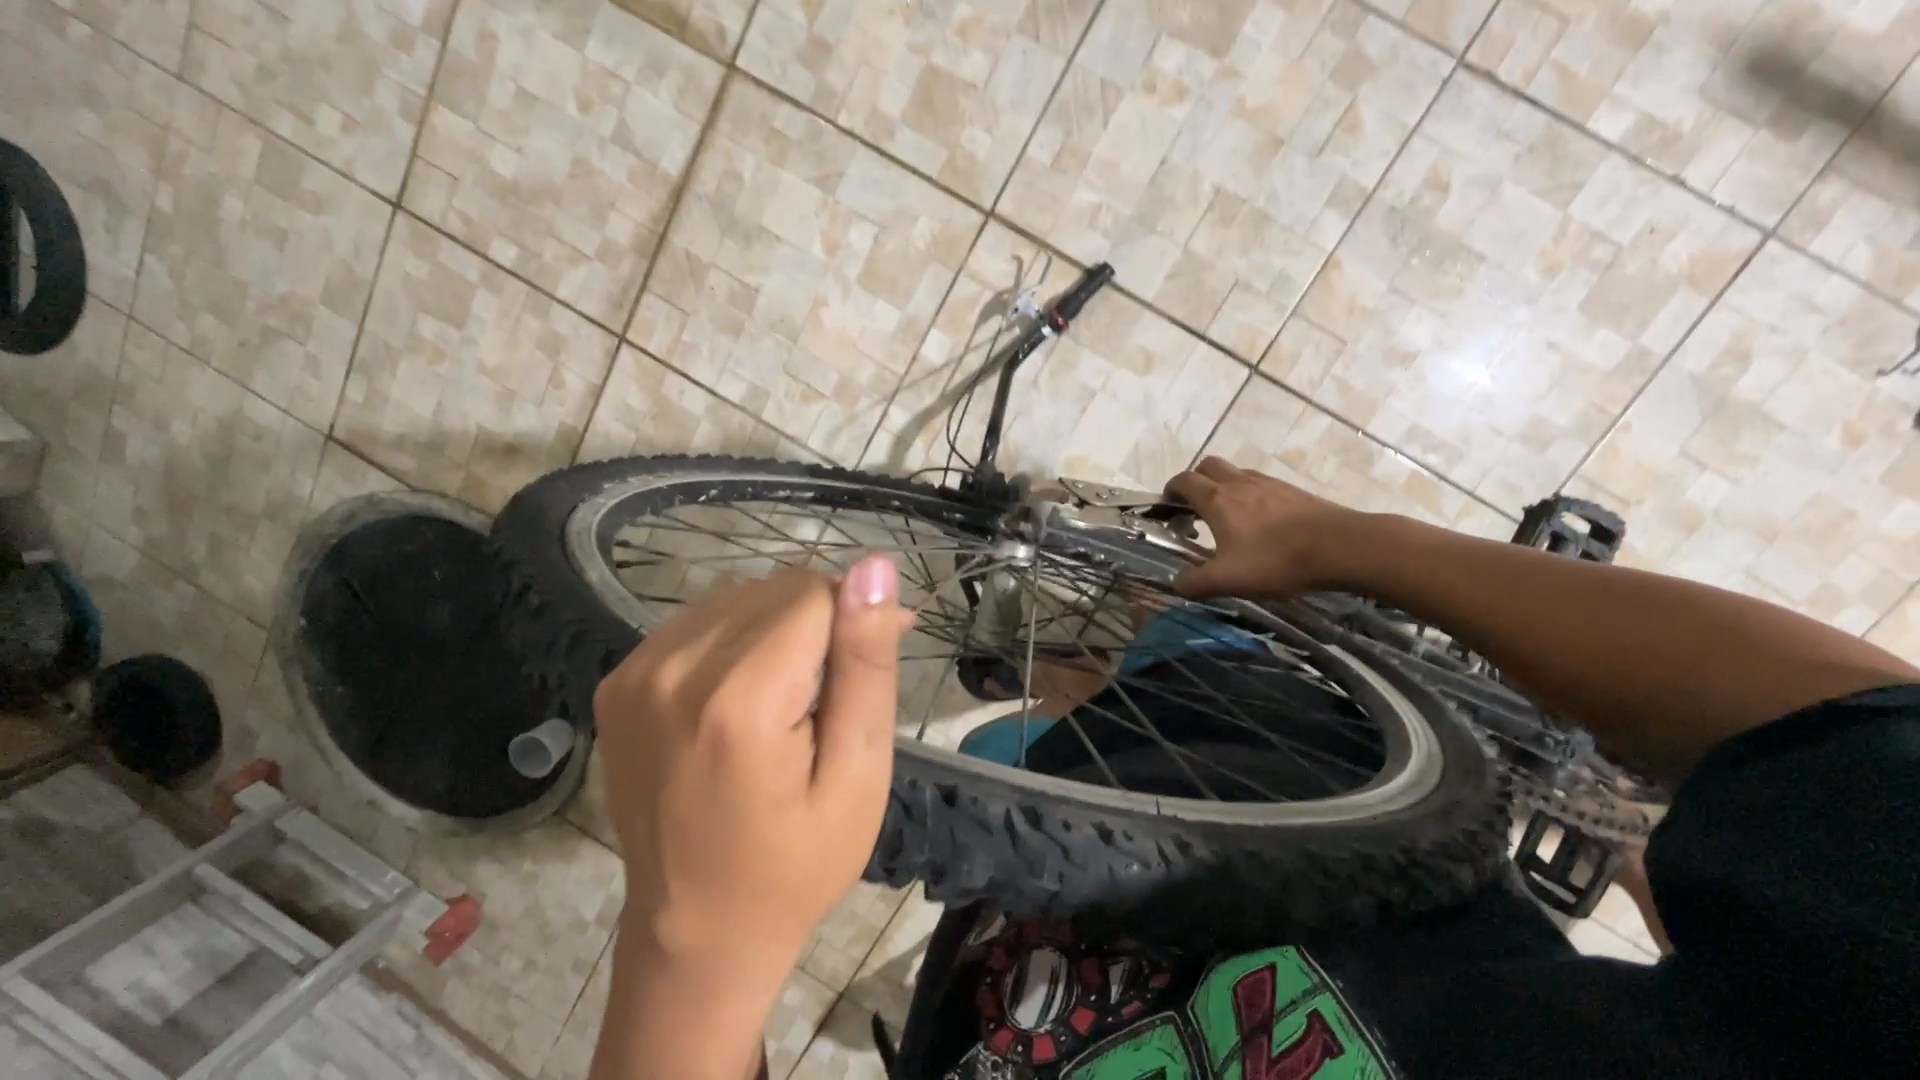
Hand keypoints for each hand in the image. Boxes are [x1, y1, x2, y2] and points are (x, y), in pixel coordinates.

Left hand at [592, 555, 910, 966]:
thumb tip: (874, 567)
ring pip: (737, 598)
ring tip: (789, 702)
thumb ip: (865, 664)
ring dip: (776, 630)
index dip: (855, 622)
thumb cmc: (796, 864)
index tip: (869, 669)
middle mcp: (672, 669)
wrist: (696, 929)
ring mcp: (634, 672)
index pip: (815, 594)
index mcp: (738, 699)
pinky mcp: (617, 681)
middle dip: (818, 624)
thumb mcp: (857, 773)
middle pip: (774, 589)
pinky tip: (744, 699)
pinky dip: (734, 643)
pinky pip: (696, 622)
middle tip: (832, 697)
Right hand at [1164, 457, 1361, 598]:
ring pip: (1236, 473)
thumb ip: (1196, 583)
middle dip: (1196, 481)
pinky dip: (1250, 495)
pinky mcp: (1293, 492)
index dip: (1170, 490)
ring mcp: (1269, 484)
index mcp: (1218, 500)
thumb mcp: (1228, 580)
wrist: (1341, 547)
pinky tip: (1260, 523)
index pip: (1184, 481)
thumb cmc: (1277, 560)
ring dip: (1224, 487)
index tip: (1167, 506)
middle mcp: (1240, 483)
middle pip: (1209, 466)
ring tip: (1227, 517)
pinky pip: (1261, 484)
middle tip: (1195, 508)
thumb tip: (1175, 584)